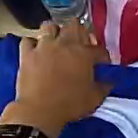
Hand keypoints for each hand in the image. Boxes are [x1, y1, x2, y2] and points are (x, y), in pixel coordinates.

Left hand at [3, 22, 111, 137]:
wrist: (40, 112)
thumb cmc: (70, 105)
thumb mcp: (94, 99)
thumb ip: (104, 86)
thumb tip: (110, 81)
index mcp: (84, 54)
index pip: (98, 49)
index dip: (102, 56)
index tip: (102, 64)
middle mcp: (64, 44)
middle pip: (74, 26)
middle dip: (79, 32)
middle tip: (80, 44)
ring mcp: (44, 47)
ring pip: (50, 27)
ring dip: (55, 32)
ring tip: (57, 42)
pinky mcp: (27, 54)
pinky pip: (28, 40)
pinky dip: (32, 43)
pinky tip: (36, 50)